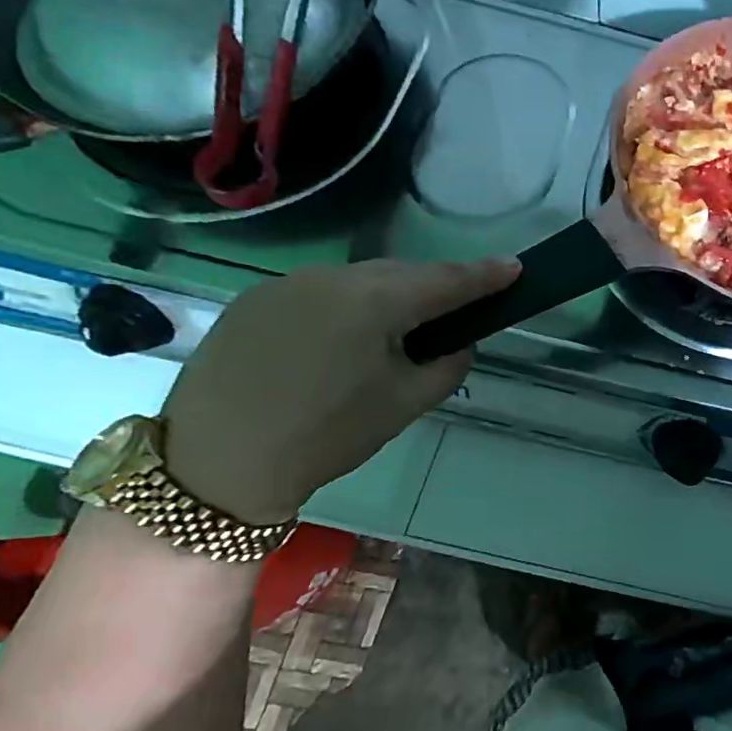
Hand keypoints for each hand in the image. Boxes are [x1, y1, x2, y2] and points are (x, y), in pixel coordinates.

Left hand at [161, 258, 519, 523]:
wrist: (217, 462)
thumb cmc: (324, 436)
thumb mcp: (403, 406)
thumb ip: (446, 365)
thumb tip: (455, 342)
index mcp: (374, 300)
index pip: (445, 280)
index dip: (484, 275)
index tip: (514, 267)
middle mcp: (332, 276)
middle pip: (401, 274)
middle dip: (432, 289)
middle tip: (452, 313)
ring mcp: (288, 284)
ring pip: (357, 282)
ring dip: (385, 299)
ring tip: (390, 336)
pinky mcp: (255, 300)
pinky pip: (318, 294)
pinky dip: (342, 309)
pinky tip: (334, 345)